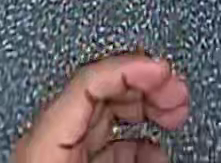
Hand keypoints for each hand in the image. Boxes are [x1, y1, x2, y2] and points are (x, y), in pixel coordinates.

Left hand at [12, 52, 190, 162]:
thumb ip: (133, 158)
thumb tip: (166, 152)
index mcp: (42, 148)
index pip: (90, 80)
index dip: (133, 67)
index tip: (165, 71)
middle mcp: (43, 151)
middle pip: (100, 93)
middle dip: (146, 87)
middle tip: (177, 94)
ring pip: (103, 120)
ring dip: (144, 114)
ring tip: (172, 121)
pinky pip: (100, 149)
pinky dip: (132, 144)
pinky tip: (154, 154)